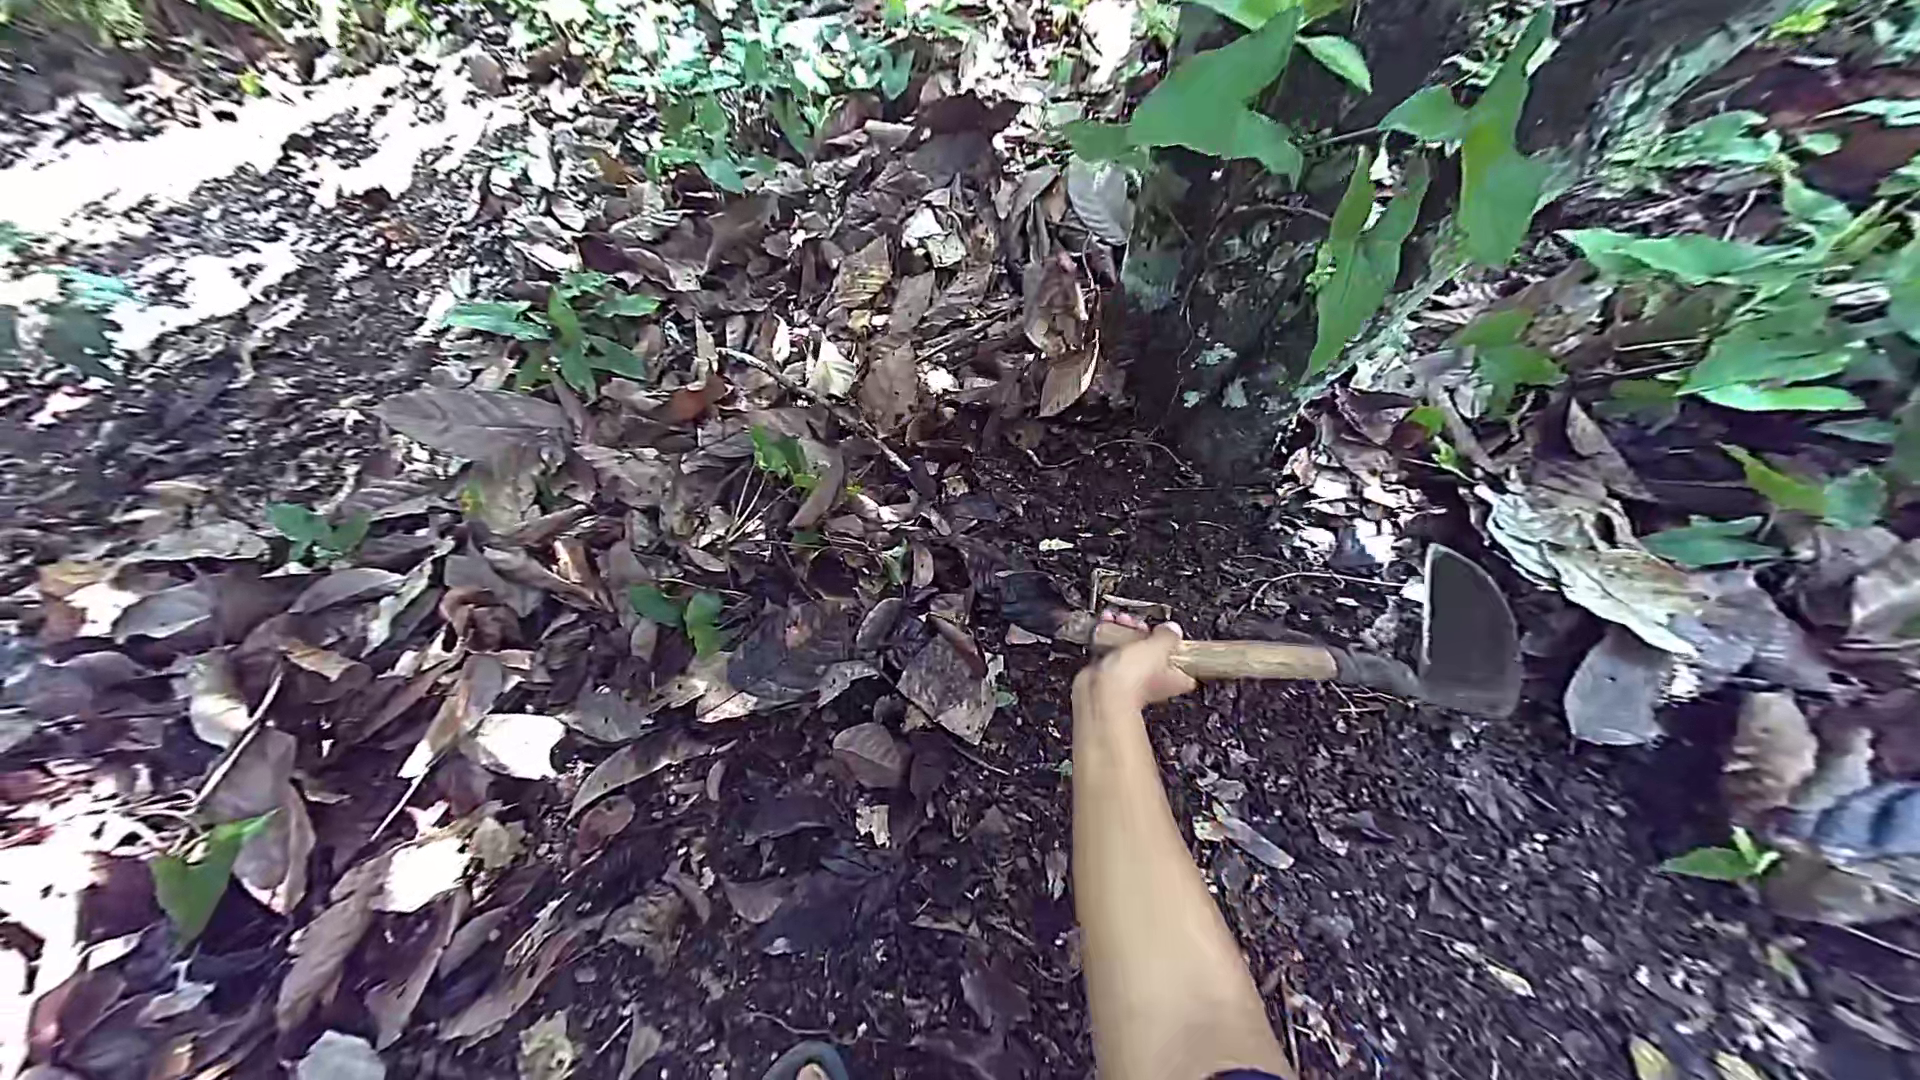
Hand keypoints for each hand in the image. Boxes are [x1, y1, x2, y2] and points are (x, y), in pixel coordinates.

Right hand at [1073, 612, 1197, 711]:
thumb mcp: (1159, 647)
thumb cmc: (1136, 677)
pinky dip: (1109, 639)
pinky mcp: (1110, 676)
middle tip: (1138, 623)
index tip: (1170, 634)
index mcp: (1175, 680)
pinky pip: (1112, 653)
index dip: (1177, 649)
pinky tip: (1106, 626)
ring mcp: (1131, 680)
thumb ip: (1168, 636)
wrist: (1102, 690)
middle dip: (1145, 634)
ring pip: (1131, 651)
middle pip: (1155, 654)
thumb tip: (1172, 629)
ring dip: (1125, 633)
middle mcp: (1154, 682)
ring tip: (1119, 620)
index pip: (1184, 666)